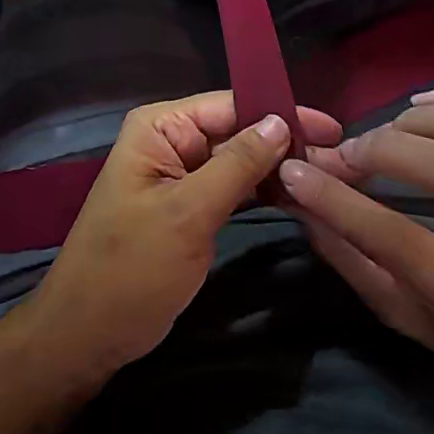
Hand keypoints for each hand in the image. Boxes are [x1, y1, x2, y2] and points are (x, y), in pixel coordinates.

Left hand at [25, 92, 342, 374]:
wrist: (90, 329)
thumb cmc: (132, 267)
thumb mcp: (187, 213)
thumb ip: (235, 165)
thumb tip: (280, 122)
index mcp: (158, 128)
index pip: (227, 105)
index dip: (278, 111)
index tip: (332, 128)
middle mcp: (169, 141)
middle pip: (235, 130)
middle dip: (284, 142)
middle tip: (343, 158)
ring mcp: (180, 175)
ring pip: (238, 159)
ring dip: (278, 168)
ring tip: (332, 175)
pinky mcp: (189, 205)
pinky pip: (231, 187)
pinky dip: (262, 191)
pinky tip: (299, 196)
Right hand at [278, 82, 433, 380]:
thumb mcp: (400, 312)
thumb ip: (346, 253)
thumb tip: (295, 195)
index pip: (404, 242)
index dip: (340, 202)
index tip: (294, 173)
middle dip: (387, 152)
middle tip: (344, 156)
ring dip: (424, 123)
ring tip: (386, 133)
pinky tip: (424, 106)